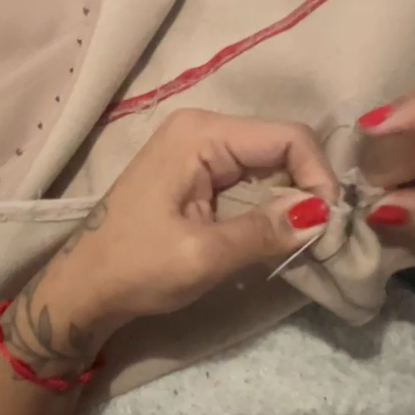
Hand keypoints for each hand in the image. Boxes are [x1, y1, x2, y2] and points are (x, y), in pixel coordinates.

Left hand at [2, 110, 339, 375]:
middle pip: (282, 144)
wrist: (85, 287)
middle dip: (310, 186)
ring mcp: (199, 147)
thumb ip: (265, 230)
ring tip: (312, 237)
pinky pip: (252, 176)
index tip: (330, 224)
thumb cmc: (135, 268)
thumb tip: (324, 216)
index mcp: (200, 133)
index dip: (318, 175)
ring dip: (295, 196)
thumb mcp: (204, 255)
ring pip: (271, 162)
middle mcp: (202, 128)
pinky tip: (285, 230)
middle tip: (328, 236)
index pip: (287, 136)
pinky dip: (274, 201)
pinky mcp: (198, 170)